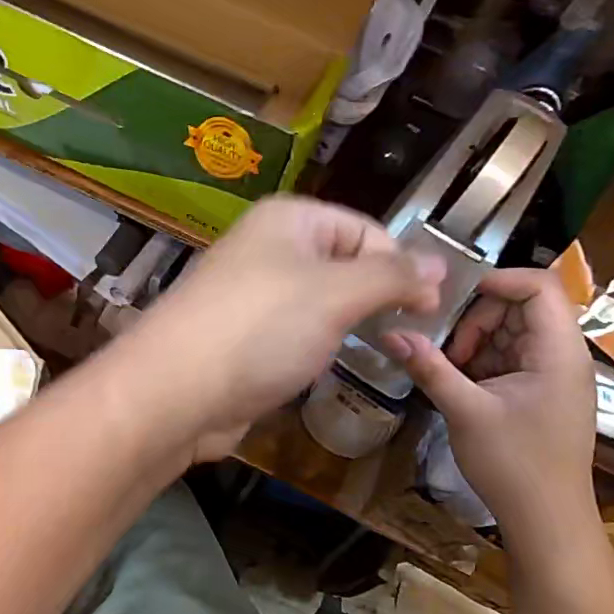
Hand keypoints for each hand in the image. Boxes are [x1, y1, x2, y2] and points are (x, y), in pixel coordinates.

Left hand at [113, 196, 443, 458]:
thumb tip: (439, 265)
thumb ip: (392, 276)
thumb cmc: (261, 329)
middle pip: (345, 264)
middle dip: (378, 296)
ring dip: (351, 324)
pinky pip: (297, 331)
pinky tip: (329, 366)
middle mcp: (271, 249)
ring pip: (322, 301)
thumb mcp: (337, 294)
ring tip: (377, 351)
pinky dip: (319, 345)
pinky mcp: (246, 337)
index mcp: (290, 220)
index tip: (428, 309)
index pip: (367, 230)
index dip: (400, 265)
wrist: (175, 393)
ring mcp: (255, 295)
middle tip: (407, 334)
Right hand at [383, 268, 596, 526]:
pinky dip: (484, 364)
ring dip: (476, 344)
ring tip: (449, 372)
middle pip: (521, 307)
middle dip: (478, 321)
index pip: (539, 285)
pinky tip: (462, 387)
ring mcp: (555, 375)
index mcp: (558, 350)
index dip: (498, 279)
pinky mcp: (543, 393)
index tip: (454, 297)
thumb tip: (390, 333)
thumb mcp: (466, 412)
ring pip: (512, 333)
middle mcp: (563, 354)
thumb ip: (430, 367)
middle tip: (448, 352)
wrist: (547, 523)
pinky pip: (512, 359)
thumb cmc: (514, 465)